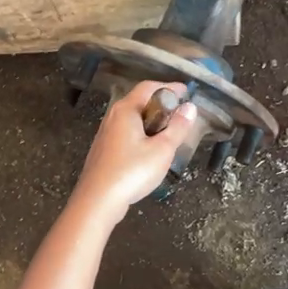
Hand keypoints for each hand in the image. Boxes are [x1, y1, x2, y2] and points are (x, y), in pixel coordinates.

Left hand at [69, 81, 199, 221]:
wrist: (97, 200)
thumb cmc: (132, 171)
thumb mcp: (162, 150)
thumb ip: (178, 127)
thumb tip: (190, 107)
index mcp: (126, 110)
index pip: (148, 87)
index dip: (169, 87)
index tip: (186, 92)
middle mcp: (112, 116)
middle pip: (139, 101)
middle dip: (160, 104)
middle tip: (179, 114)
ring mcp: (105, 133)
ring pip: (132, 119)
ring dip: (151, 121)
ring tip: (168, 133)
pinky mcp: (103, 150)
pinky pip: (125, 132)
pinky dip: (141, 134)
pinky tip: (148, 150)